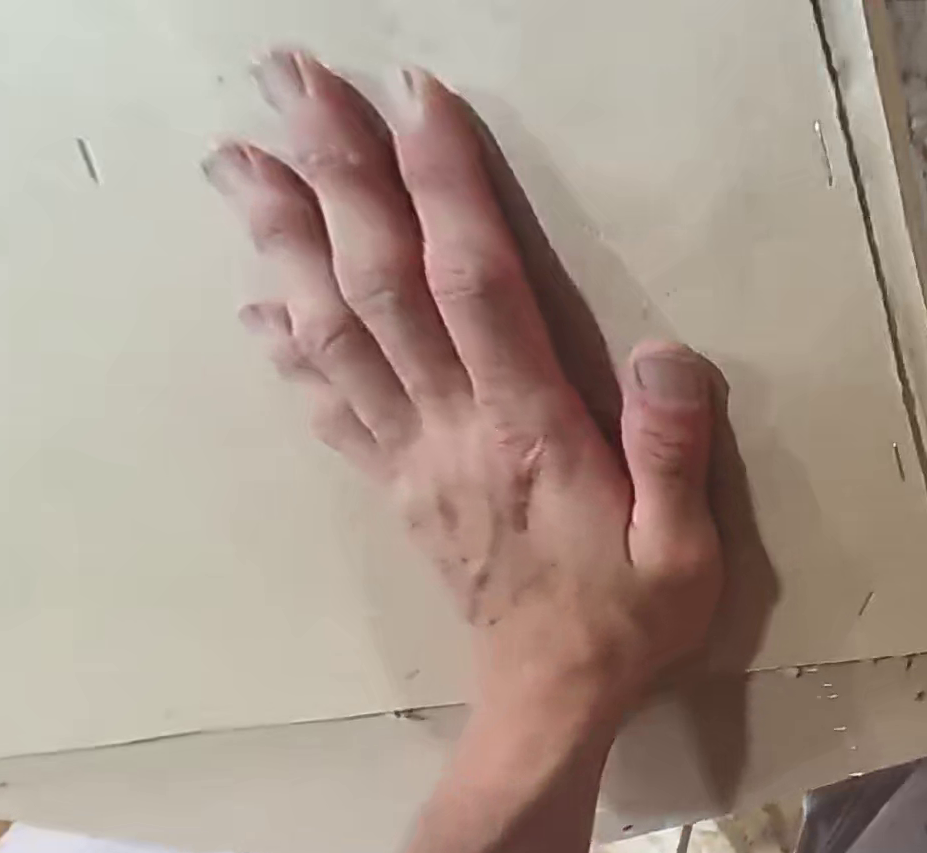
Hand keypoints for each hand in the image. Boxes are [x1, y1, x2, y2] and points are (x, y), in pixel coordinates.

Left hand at [205, 51, 722, 717]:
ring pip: (336, 337)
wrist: (555, 697)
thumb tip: (667, 355)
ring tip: (242, 163)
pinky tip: (263, 303)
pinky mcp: (403, 493)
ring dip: (287, 243)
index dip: (449, 193)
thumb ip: (674, 456)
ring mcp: (417, 463)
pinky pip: (333, 407)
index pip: (478, 291)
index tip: (423, 103)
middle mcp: (456, 434)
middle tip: (291, 80)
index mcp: (532, 438)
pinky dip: (292, 347)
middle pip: (382, 291)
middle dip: (340, 180)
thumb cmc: (629, 622)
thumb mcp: (684, 551)